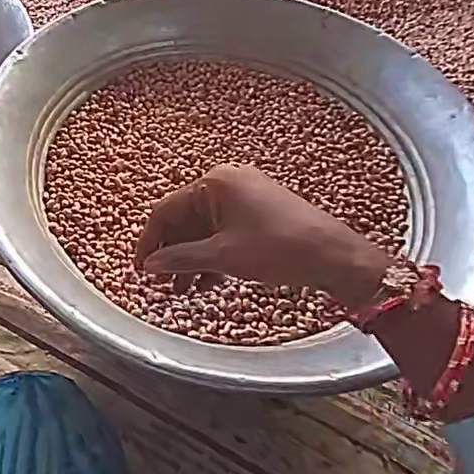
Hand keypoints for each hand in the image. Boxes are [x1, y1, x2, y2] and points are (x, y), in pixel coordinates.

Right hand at [134, 165, 393, 305]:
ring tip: (184, 290)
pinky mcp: (259, 212)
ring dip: (192, 259)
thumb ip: (181, 259)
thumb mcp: (222, 256)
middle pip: (184, 220)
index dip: (149, 242)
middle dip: (172, 254)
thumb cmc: (278, 248)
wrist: (333, 255)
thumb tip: (150, 265)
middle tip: (163, 284)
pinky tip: (208, 282)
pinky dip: (213, 255)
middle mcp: (228, 183)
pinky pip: (224, 232)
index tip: (140, 269)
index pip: (166, 211)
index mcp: (215, 183)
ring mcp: (245, 197)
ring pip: (204, 229)